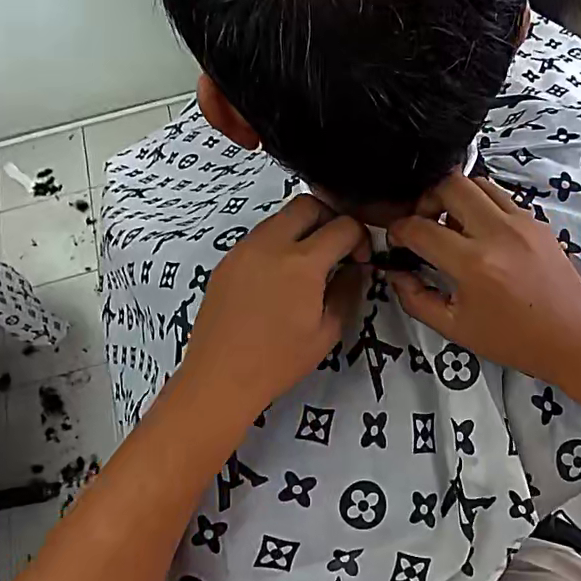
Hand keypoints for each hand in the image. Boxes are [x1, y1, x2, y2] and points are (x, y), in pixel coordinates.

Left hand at [176, 194, 367, 418]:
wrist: (221, 376)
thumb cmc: (278, 361)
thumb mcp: (328, 331)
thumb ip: (347, 290)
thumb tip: (354, 268)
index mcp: (302, 263)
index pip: (343, 225)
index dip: (360, 238)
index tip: (359, 259)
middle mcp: (271, 245)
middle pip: (308, 204)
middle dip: (330, 218)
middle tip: (337, 249)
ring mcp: (244, 249)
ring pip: (280, 217)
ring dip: (302, 230)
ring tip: (309, 266)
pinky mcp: (226, 260)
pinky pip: (260, 237)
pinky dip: (278, 244)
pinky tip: (280, 279)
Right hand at [386, 174, 580, 382]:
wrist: (572, 338)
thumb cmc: (514, 339)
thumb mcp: (454, 328)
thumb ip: (416, 299)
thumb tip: (397, 274)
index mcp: (474, 264)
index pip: (421, 228)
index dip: (399, 231)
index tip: (397, 240)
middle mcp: (498, 233)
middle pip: (450, 185)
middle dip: (427, 199)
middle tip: (424, 222)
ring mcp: (522, 223)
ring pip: (478, 182)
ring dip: (456, 197)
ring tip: (451, 225)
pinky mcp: (537, 222)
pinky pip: (501, 197)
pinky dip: (482, 205)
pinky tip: (479, 232)